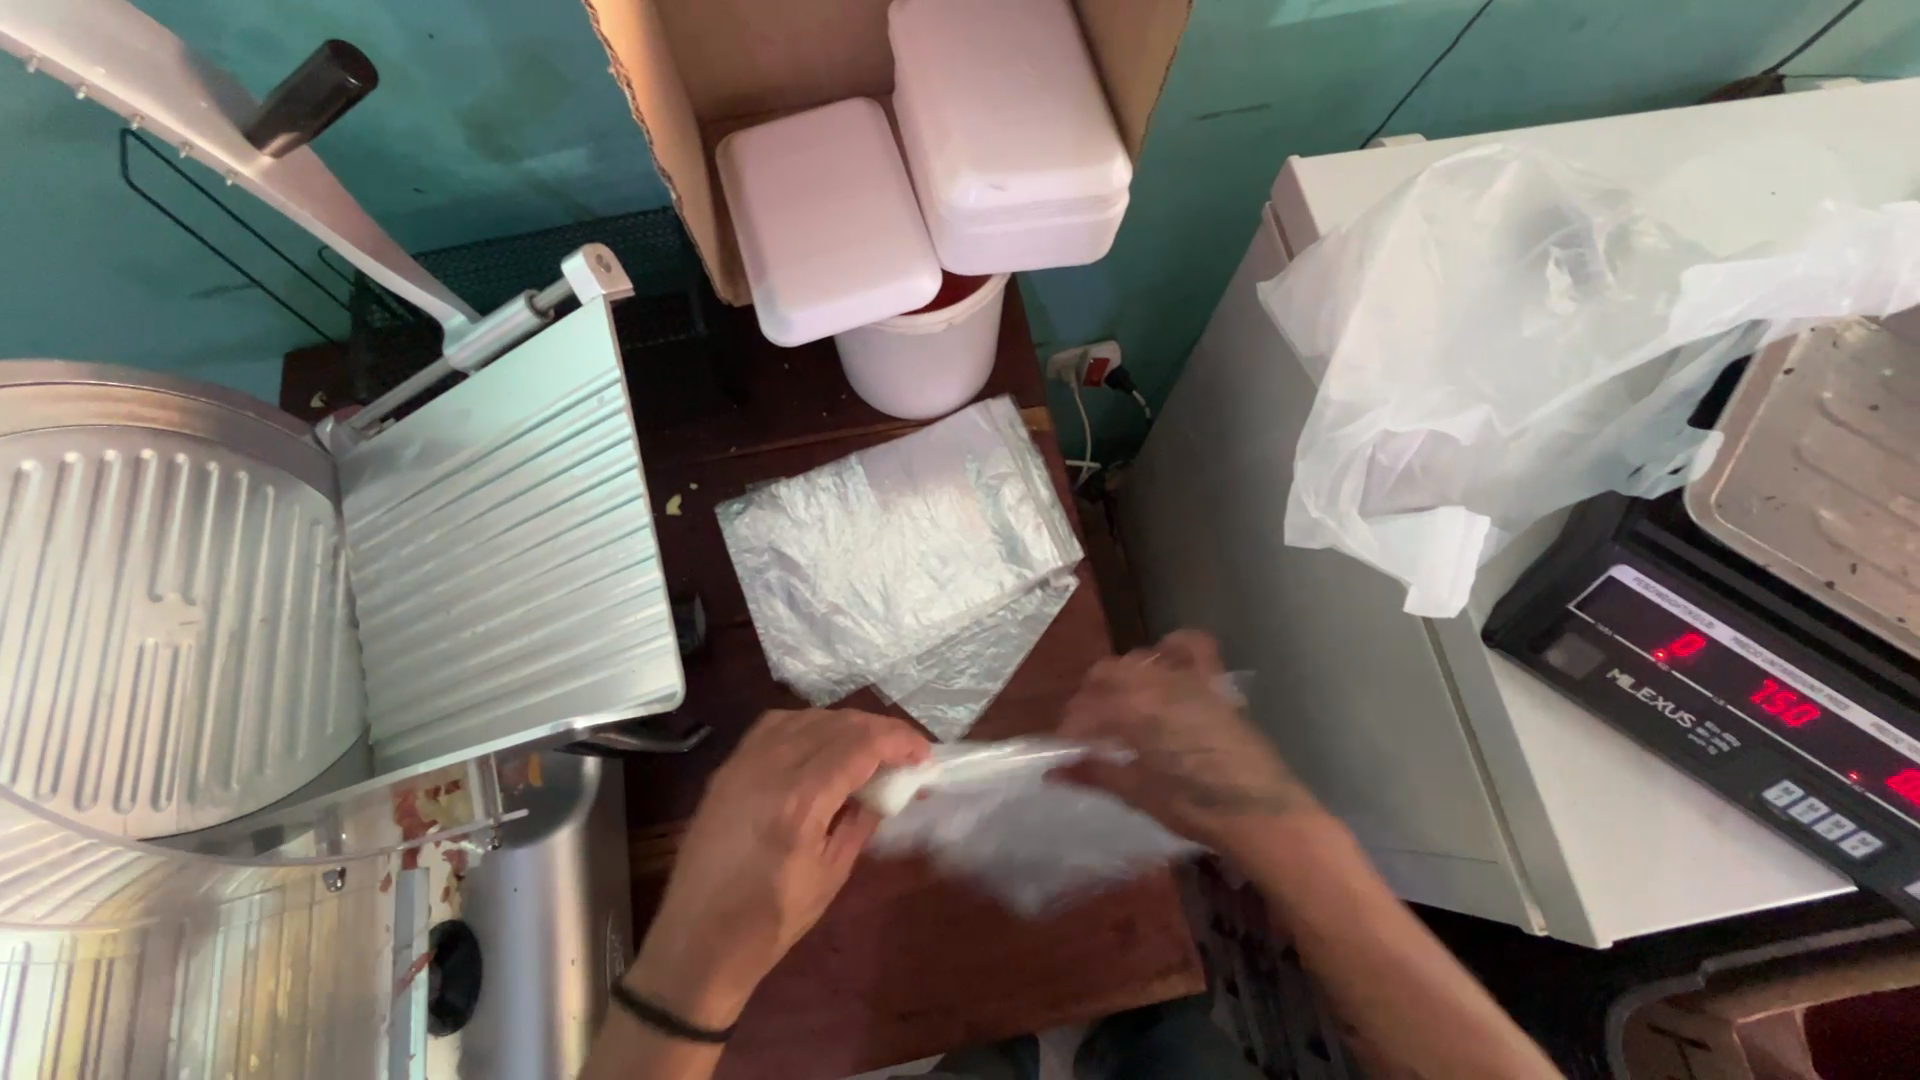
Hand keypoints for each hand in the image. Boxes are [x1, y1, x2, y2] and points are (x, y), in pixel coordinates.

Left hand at [625, 709, 930, 1027]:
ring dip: (846, 725)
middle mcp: (771, 768)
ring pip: (807, 717)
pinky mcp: (728, 768)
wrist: (696, 942)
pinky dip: (808, 725)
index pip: (861, 745)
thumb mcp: (831, 873)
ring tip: (867, 749)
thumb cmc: (771, 921)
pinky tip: (821, 744)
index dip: (900, 741)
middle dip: (879, 731)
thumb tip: (891, 787)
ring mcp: (743, 763)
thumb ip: (862, 820)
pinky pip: (775, 726)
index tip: (924, 755)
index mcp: (801, 801)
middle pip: (838, 723)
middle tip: (904, 754)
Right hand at [1059, 631, 1322, 855]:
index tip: (1066, 749)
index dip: (1070, 729)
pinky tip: (1163, 663)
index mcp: (1133, 710)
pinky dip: (1171, 648)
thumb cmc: (1195, 808)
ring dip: (1121, 679)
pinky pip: (1190, 647)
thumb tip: (1053, 772)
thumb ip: (1094, 773)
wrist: (1261, 813)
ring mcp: (1187, 678)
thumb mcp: (1138, 793)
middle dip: (1090, 699)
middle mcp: (1156, 683)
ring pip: (1140, 660)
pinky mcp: (1213, 684)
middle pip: (1106, 674)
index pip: (1086, 710)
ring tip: (1120, 708)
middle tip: (1088, 731)